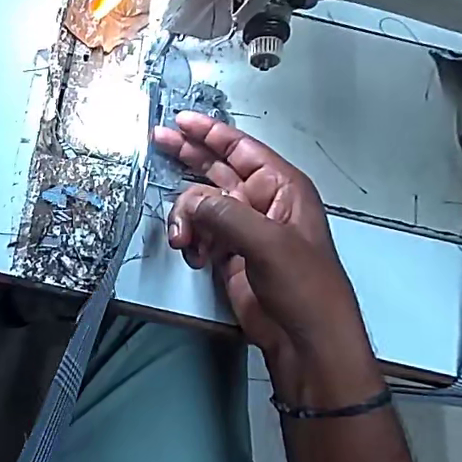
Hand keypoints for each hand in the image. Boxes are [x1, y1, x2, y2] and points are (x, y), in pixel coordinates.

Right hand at [152, 111, 382, 408]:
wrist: (304, 340)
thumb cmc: (304, 287)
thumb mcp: (267, 243)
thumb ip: (224, 214)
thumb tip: (188, 199)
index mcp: (281, 188)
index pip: (241, 149)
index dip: (210, 132)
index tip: (180, 120)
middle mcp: (260, 202)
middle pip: (216, 168)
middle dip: (187, 157)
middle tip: (158, 141)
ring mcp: (243, 228)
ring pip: (200, 204)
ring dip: (185, 218)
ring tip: (183, 239)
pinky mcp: (228, 252)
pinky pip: (198, 232)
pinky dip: (190, 241)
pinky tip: (195, 255)